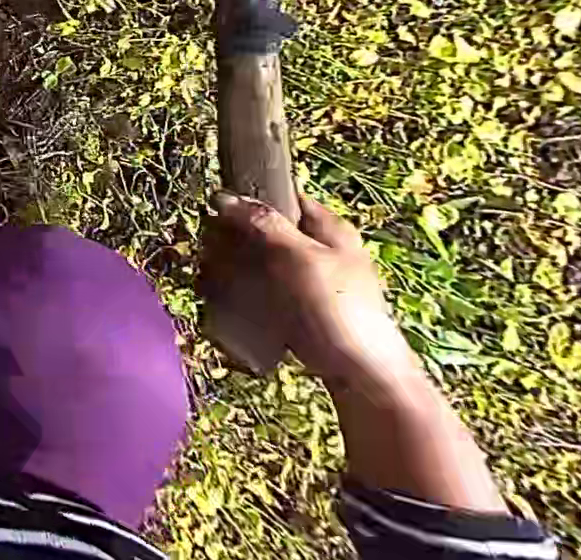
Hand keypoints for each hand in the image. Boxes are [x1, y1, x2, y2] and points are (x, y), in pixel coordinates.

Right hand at [210, 190, 508, 510]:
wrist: (374, 387)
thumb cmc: (344, 316)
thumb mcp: (301, 262)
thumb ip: (263, 226)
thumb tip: (225, 197)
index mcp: (332, 232)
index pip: (286, 195)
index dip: (253, 193)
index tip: (220, 201)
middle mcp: (323, 252)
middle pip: (266, 227)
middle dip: (233, 233)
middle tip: (207, 243)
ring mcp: (313, 284)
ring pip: (260, 259)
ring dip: (232, 263)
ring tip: (208, 273)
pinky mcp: (303, 315)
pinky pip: (263, 289)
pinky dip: (243, 289)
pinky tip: (226, 301)